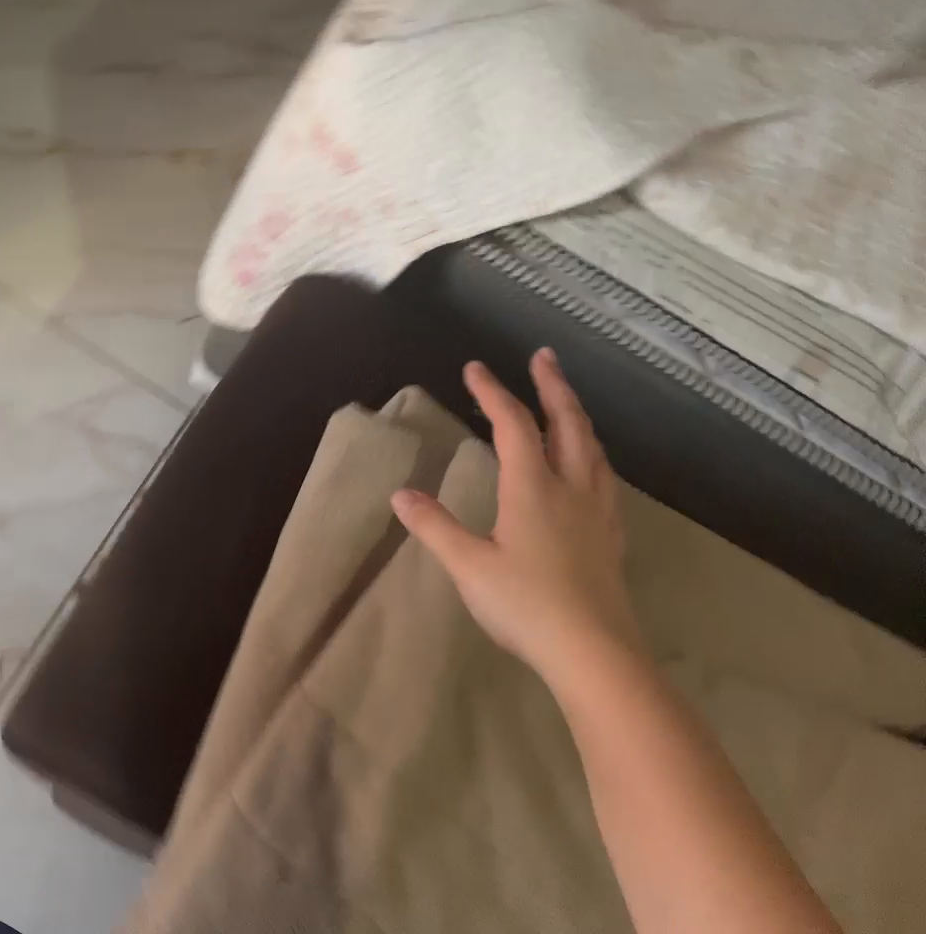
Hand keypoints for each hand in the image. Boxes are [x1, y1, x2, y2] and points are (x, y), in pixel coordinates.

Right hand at [391, 350, 639, 681]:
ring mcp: (597, 514)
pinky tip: (588, 468)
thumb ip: (434, 526)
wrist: (596, 653)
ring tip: (565, 404)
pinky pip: (604, 478)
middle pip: (569, 426)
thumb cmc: (525, 604)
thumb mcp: (467, 564)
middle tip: (544, 358)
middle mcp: (572, 490)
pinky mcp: (609, 537)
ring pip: (593, 450)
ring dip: (577, 417)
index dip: (493, 394)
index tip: (474, 368)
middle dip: (554, 388)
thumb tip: (401, 493)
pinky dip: (591, 454)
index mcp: (533, 489)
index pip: (513, 427)